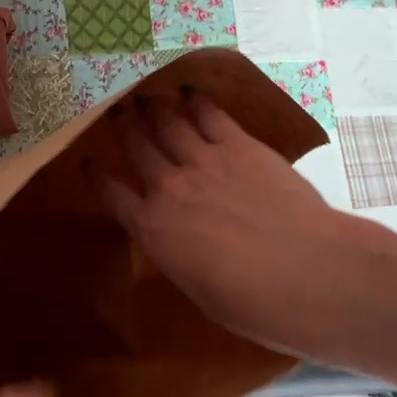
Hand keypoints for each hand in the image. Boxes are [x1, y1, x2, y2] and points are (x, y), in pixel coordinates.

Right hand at [87, 88, 382, 354]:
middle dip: (124, 127)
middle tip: (118, 112)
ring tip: (146, 97)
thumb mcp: (198, 289)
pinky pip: (210, 116)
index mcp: (153, 228)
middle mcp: (168, 187)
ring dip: (153, 108)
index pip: (112, 194)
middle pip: (137, 147)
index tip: (89, 163)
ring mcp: (202, 161)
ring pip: (168, 124)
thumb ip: (180, 255)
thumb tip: (181, 244)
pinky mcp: (238, 146)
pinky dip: (196, 101)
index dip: (97, 177)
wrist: (306, 273)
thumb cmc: (253, 304)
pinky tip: (190, 92)